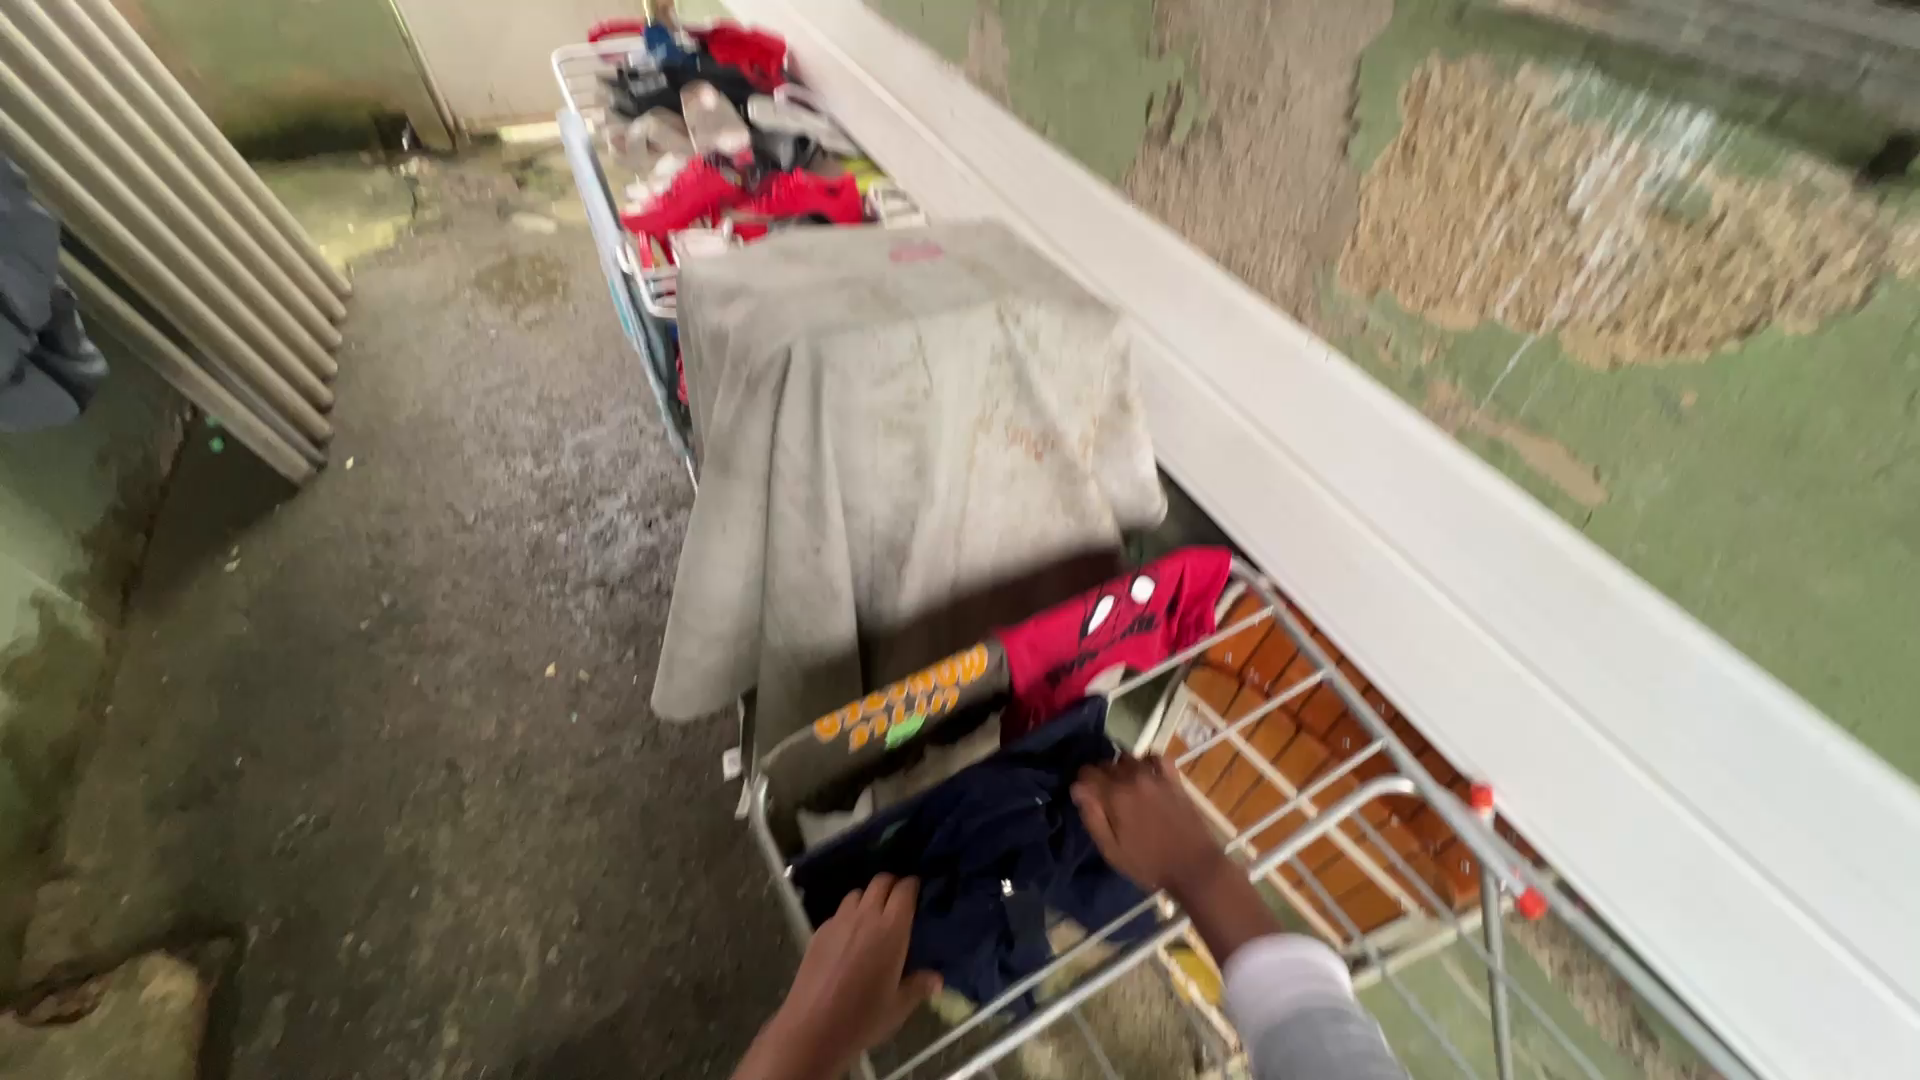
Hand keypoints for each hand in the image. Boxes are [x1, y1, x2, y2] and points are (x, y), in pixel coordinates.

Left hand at [735, 874, 941, 1079]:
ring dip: (868, 898)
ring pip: (857, 893)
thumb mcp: (898, 1006)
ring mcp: (839, 921)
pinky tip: (848, 939)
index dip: (913, 886)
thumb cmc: (862, 1018)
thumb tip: (937, 979)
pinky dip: (849, 916)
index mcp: (891, 929)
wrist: (811, 1029)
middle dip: (892, 885)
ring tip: (873, 919)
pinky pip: (839, 912)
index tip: (918, 893)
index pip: (905, 889)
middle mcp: (866, 916)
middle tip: (898, 903)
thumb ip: (919, 986)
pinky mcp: (819, 930)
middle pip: (881, 881)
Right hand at [1072, 755, 1233, 899]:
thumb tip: (1077, 789)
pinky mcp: (1173, 778)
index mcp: (1115, 795)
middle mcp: (1132, 778)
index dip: (1082, 783)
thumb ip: (1091, 817)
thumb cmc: (1149, 864)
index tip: (1086, 798)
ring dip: (1121, 769)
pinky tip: (1147, 774)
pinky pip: (1155, 757)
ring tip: (1125, 787)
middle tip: (1105, 798)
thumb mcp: (1112, 851)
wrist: (1194, 867)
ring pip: (1127, 758)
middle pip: (1105, 763)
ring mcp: (1155, 776)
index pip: (1086, 773)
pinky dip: (1147, 761)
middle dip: (1100, 777)